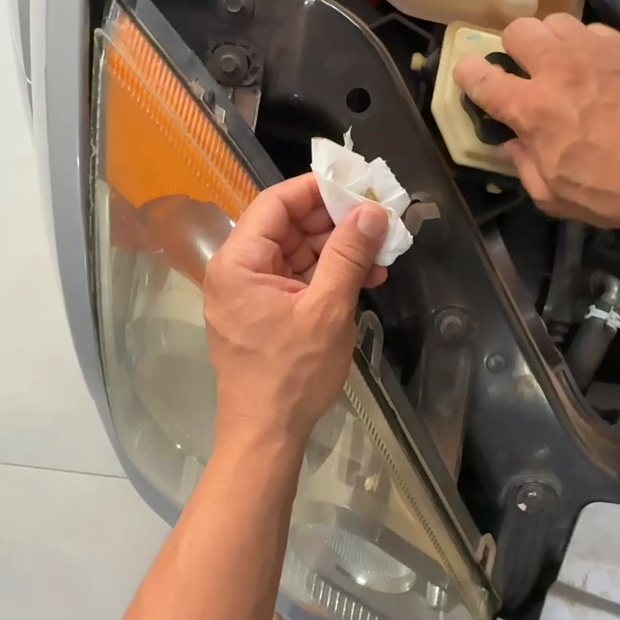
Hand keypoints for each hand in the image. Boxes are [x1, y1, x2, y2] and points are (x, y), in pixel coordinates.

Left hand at [203, 173, 388, 450]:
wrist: (267, 434)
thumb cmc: (292, 372)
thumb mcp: (327, 309)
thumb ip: (349, 254)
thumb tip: (371, 210)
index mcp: (239, 261)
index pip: (276, 203)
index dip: (317, 189)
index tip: (357, 185)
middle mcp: (237, 270)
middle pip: (287, 227)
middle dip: (335, 223)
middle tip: (378, 220)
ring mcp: (250, 293)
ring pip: (297, 253)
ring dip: (338, 251)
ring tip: (381, 254)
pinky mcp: (265, 313)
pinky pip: (297, 280)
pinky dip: (328, 276)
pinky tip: (365, 277)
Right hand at [453, 13, 619, 229]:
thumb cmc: (616, 194)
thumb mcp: (554, 196)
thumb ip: (523, 165)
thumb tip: (511, 142)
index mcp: (533, 109)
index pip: (481, 76)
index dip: (468, 74)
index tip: (470, 77)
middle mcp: (559, 70)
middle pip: (516, 31)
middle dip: (511, 50)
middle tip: (523, 74)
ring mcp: (596, 52)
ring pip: (554, 22)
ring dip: (547, 42)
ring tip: (559, 66)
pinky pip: (592, 30)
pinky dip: (584, 46)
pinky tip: (595, 69)